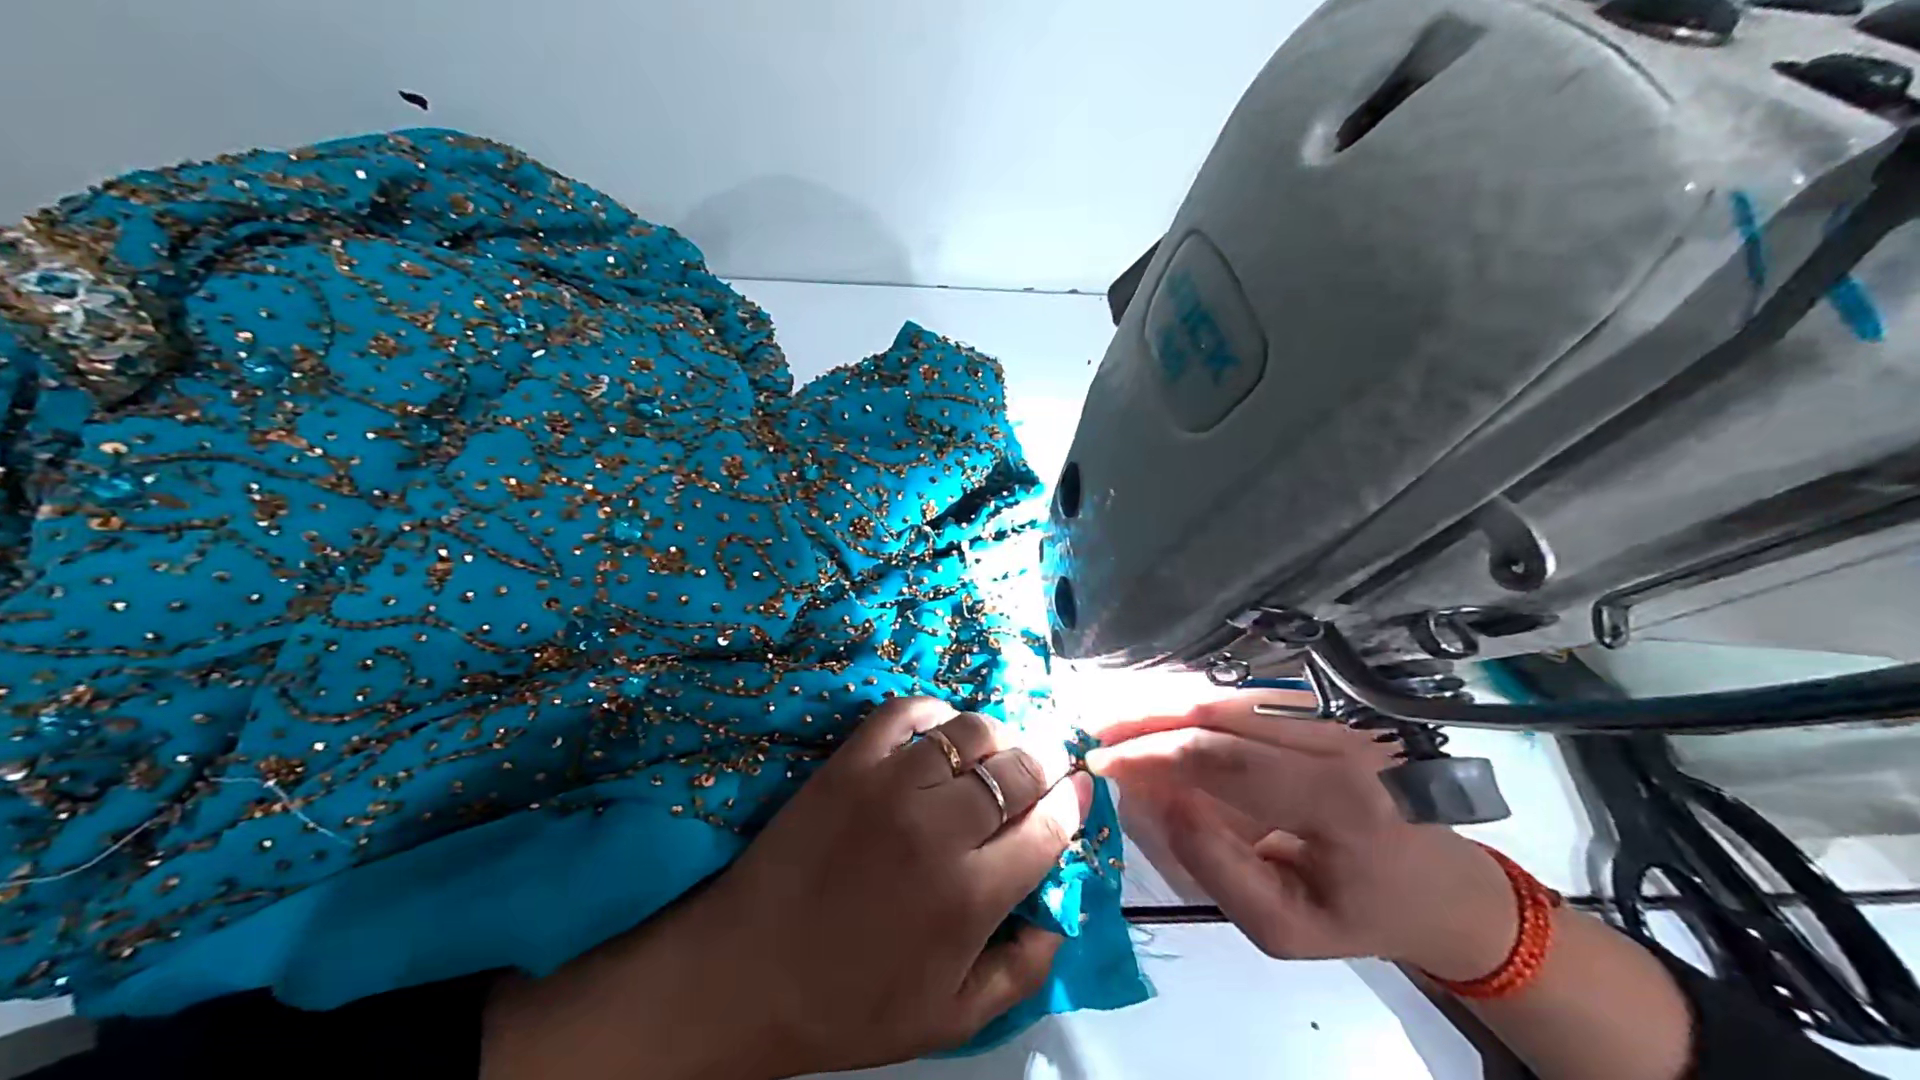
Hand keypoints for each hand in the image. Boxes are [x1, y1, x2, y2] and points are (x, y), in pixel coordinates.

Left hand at [482, 697, 1092, 1079]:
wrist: (745, 973)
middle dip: (1045, 763)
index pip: (1048, 828)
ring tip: (996, 749)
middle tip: (1045, 766)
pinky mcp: (849, 762)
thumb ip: (1022, 971)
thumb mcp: (951, 1019)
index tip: (1078, 792)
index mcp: (971, 897)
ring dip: (997, 736)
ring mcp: (891, 786)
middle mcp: (940, 830)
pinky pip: (907, 712)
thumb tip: (1061, 916)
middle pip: (1019, 770)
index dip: (1072, 805)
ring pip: (971, 731)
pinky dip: (933, 712)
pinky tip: (938, 731)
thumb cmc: (849, 1005)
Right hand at [1087, 692, 1517, 980]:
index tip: (1101, 763)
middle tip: (1091, 730)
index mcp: (1336, 801)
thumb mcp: (1285, 928)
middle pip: (1215, 710)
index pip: (1222, 758)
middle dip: (1143, 715)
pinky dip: (1182, 704)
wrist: (1433, 883)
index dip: (1151, 754)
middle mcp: (1332, 741)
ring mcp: (1326, 719)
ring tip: (1108, 718)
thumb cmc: (1358, 913)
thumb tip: (1159, 797)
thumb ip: (1216, 867)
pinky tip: (1147, 713)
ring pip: (1221, 695)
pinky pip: (1235, 700)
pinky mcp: (1315, 713)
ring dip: (1157, 702)